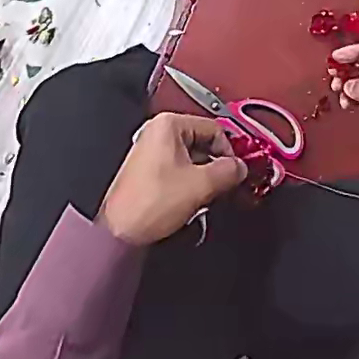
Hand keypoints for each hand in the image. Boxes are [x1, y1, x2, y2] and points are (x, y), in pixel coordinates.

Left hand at [97, 113, 246, 244]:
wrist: (119, 233)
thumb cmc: (146, 204)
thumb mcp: (200, 185)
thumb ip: (227, 171)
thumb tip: (239, 167)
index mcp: (168, 125)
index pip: (214, 129)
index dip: (228, 151)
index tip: (235, 170)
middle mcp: (158, 133)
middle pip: (203, 143)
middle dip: (215, 166)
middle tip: (223, 184)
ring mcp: (151, 151)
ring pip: (192, 159)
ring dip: (203, 177)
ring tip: (204, 196)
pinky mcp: (148, 170)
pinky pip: (179, 169)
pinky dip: (189, 183)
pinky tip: (190, 201)